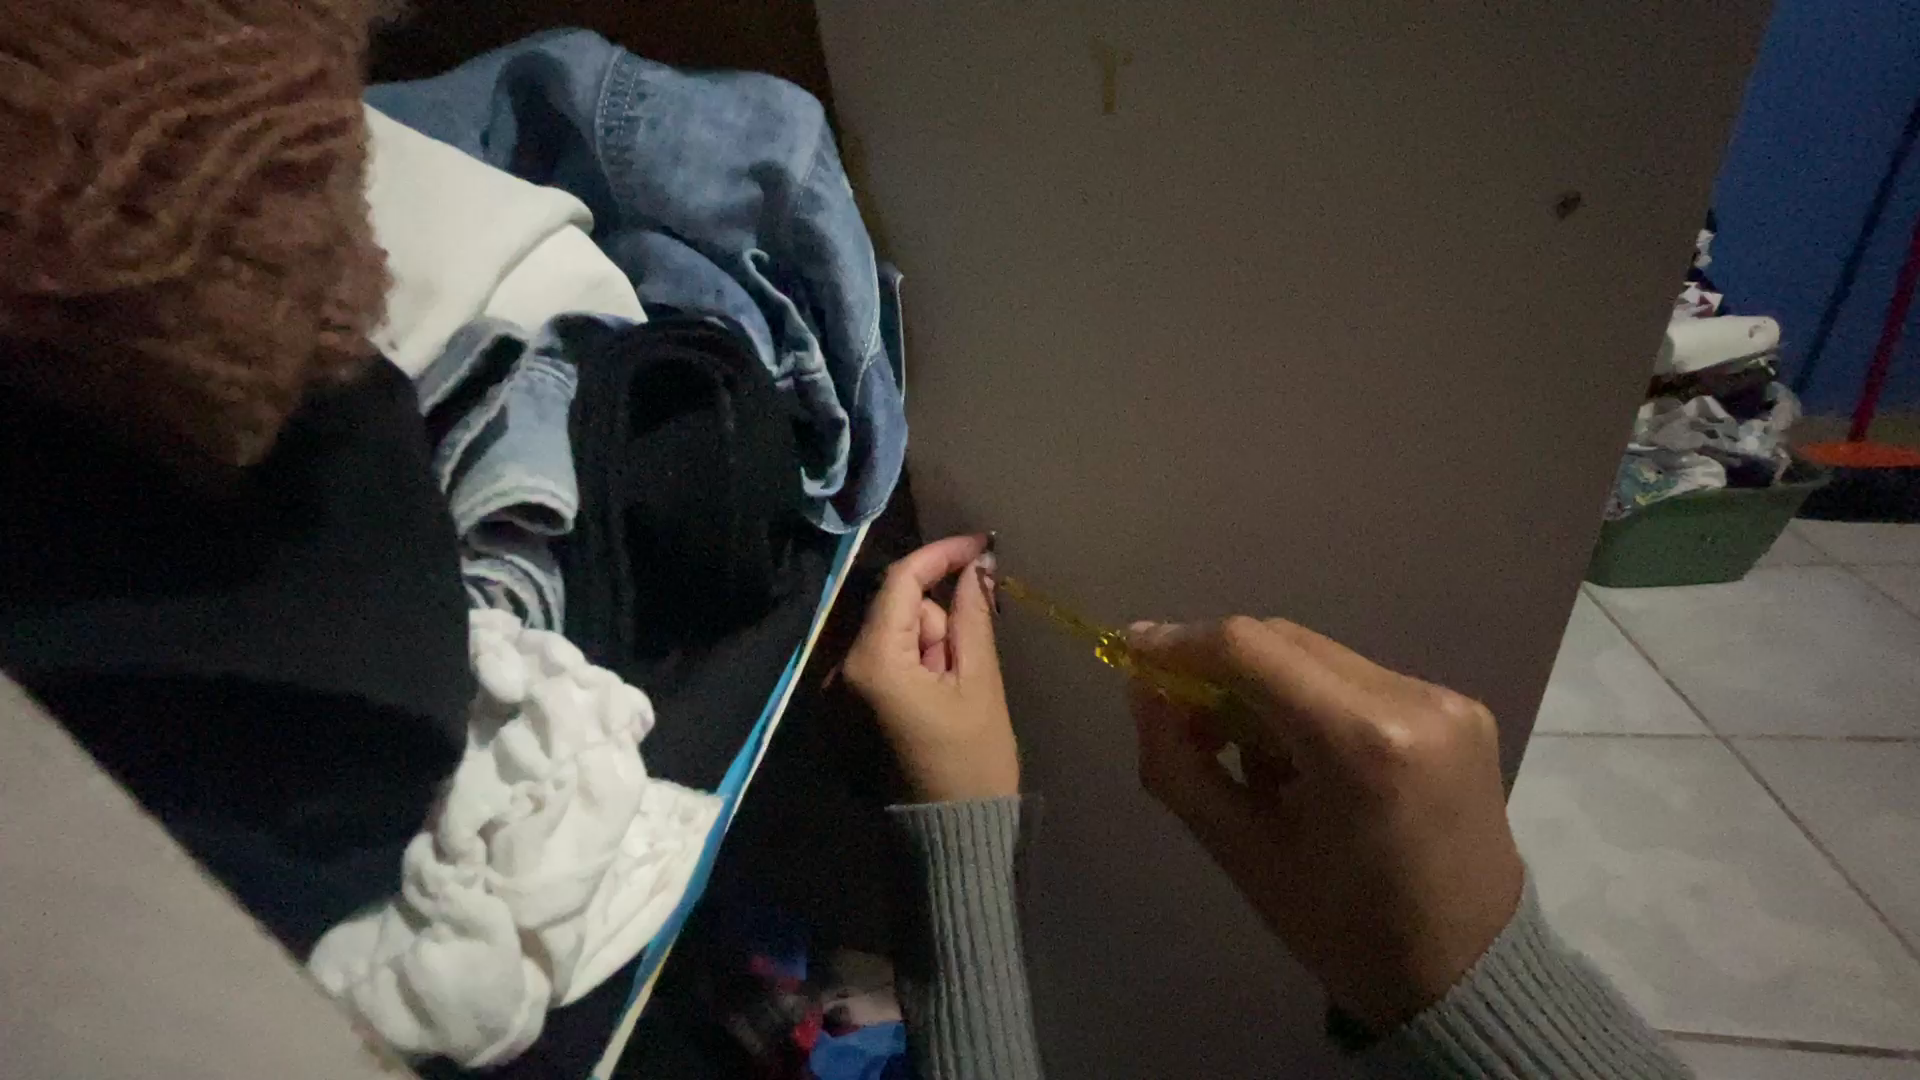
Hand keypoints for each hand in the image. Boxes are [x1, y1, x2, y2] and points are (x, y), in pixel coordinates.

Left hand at [844, 534, 1016, 801]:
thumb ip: (972, 614)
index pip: (901, 583)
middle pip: (896, 611)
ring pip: (890, 637)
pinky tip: (935, 700)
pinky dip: (911, 666)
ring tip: (953, 693)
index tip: (980, 545)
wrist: (950, 839)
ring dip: (927, 648)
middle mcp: (841, 672)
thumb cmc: (973, 763)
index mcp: (872, 663)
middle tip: (967, 665)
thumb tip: (977, 565)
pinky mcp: (843, 711)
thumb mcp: (979, 683)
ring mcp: (837, 694)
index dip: (942, 555)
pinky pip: (880, 664)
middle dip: (937, 622)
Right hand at [1129, 616, 1523, 1033]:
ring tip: (1238, 744)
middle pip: (1278, 640)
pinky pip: (1345, 674)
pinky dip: (1299, 697)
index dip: (1179, 642)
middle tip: (1177, 712)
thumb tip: (1142, 687)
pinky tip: (1293, 751)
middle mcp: (1411, 698)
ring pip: (1309, 653)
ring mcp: (1442, 697)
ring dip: (1256, 682)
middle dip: (1214, 665)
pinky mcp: (1455, 704)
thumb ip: (1175, 761)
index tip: (1131, 649)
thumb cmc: (1344, 928)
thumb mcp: (1238, 851)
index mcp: (1363, 744)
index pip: (1248, 649)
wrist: (1471, 976)